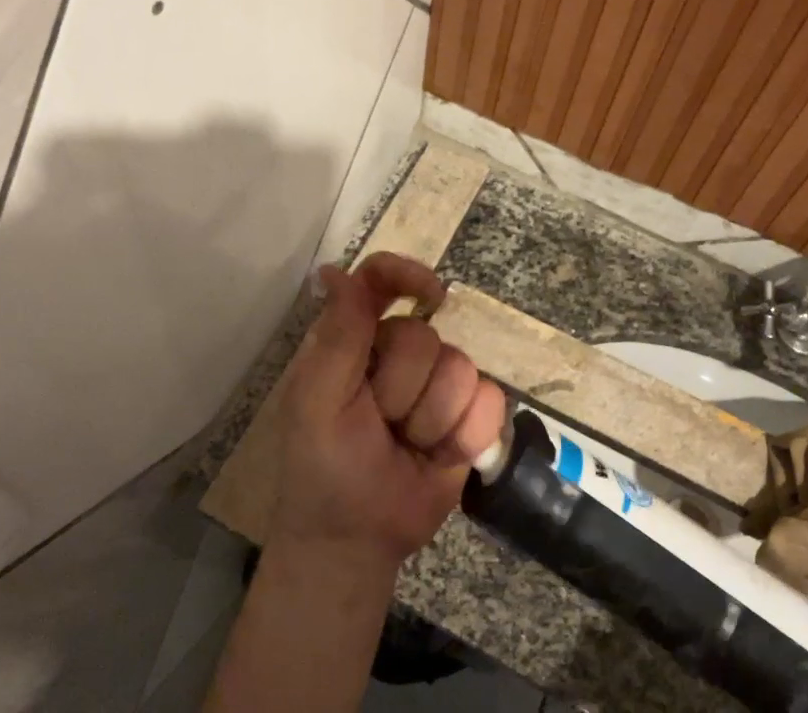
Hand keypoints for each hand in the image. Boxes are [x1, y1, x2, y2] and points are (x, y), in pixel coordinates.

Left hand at [272, 253, 507, 571]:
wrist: (356, 539)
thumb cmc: (323, 466)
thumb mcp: (318, 400)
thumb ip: (338, 335)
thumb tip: (334, 269)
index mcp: (352, 339)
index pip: (381, 280)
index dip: (408, 275)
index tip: (430, 294)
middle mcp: (397, 352)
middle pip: (426, 337)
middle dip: (402, 391)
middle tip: (378, 424)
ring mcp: (437, 385)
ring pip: (462, 369)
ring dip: (433, 420)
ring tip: (406, 446)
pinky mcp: (469, 418)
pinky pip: (490, 402)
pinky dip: (466, 435)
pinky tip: (439, 457)